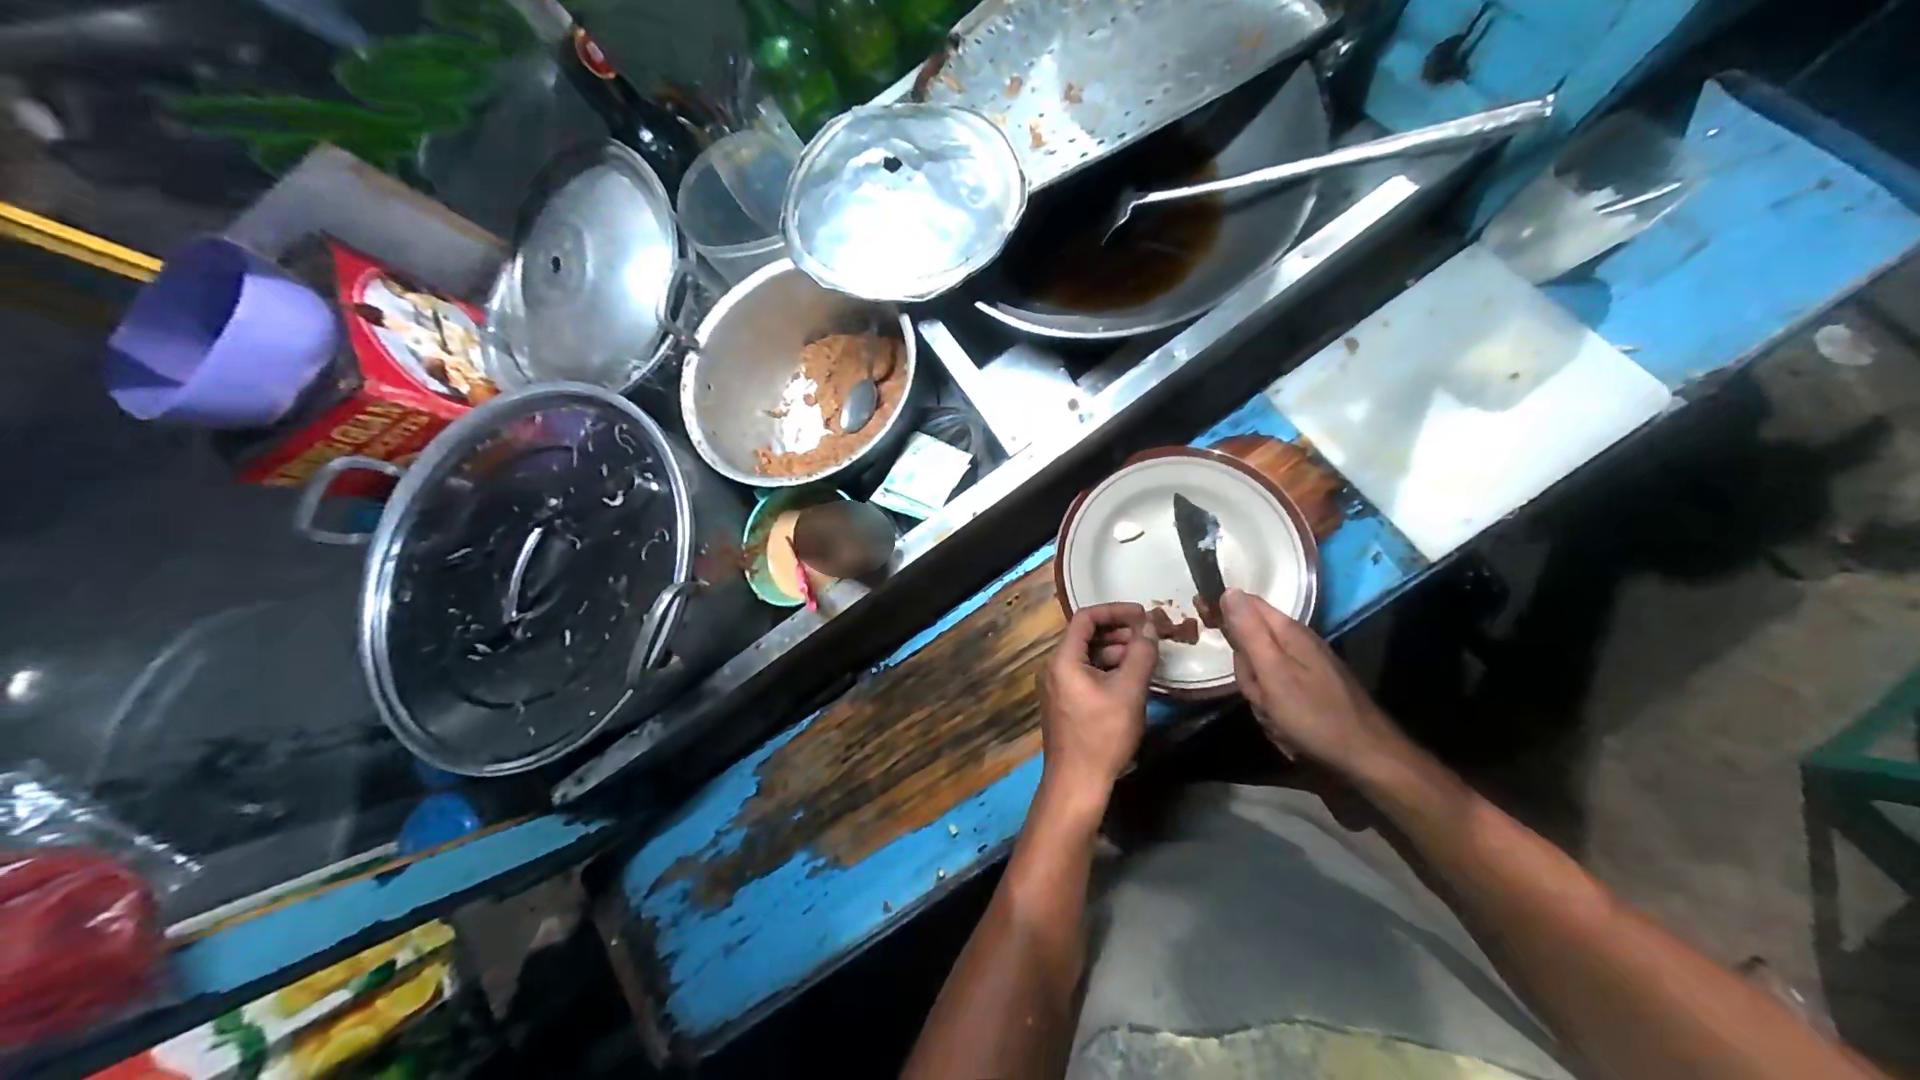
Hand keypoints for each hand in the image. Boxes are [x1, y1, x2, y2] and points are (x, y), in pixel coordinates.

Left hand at [1039, 603, 1159, 799]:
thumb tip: (1149, 627)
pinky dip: (1107, 670)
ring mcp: (1056, 686)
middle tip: (1149, 638)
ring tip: (1145, 659)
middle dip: (1119, 633)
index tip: (1143, 615)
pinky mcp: (1063, 702)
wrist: (1077, 782)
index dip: (1115, 610)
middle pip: (1086, 636)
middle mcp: (1054, 667)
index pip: (1086, 617)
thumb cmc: (1102, 735)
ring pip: (1087, 656)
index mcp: (1062, 659)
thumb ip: (1140, 654)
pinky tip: (1131, 679)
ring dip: (1115, 652)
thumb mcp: (1129, 691)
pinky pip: (1085, 674)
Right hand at [1218, 589, 1409, 778]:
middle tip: (1260, 693)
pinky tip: (1284, 724)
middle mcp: (1298, 642)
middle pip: (1250, 644)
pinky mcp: (1311, 686)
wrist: (1366, 754)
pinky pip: (1277, 689)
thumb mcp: (1273, 672)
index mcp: (1288, 632)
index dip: (1225, 616)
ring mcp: (1306, 665)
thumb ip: (1249, 632)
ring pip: (1261, 671)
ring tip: (1275, 714)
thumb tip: (1229, 590)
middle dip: (1247, 672)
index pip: (1245, 605)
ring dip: (1260, 695)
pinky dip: (1274, 707)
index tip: (1212, 637)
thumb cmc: (1314, 714)